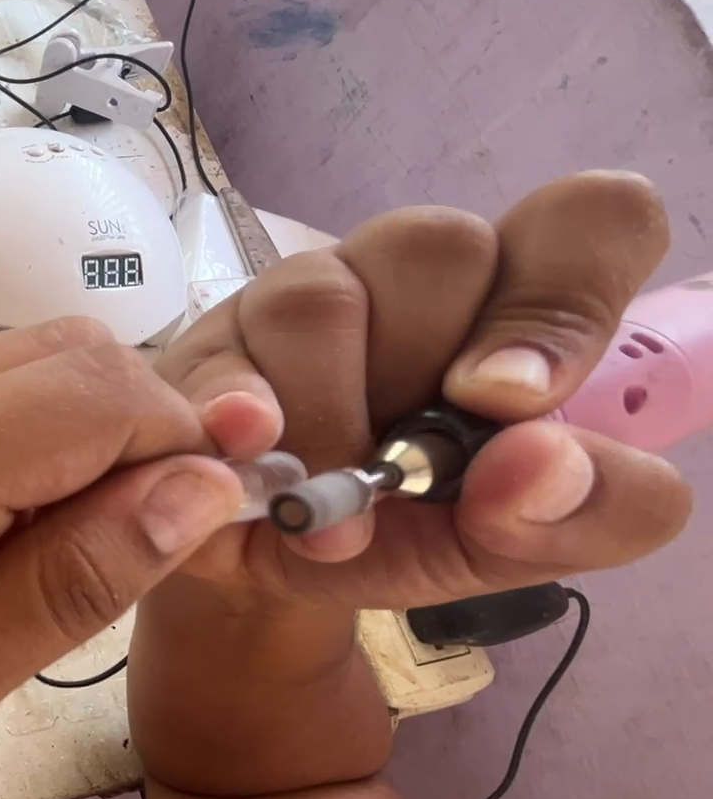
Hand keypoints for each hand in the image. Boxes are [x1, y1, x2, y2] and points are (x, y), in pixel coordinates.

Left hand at [0, 319, 243, 798]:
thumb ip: (67, 583)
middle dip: (145, 418)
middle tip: (168, 526)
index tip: (225, 508)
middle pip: (58, 354)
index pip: (85, 397)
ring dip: (91, 422)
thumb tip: (200, 488)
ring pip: (17, 361)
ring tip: (99, 534)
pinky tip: (30, 516)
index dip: (181, 436)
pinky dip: (32, 431)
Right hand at [160, 171, 691, 608]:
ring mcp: (290, 304)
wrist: (264, 578)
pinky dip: (236, 425)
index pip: (582, 221)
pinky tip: (241, 473)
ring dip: (317, 413)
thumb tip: (538, 456)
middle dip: (411, 368)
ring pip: (312, 299)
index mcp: (507, 310)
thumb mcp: (522, 548)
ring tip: (309, 493)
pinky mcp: (205, 350)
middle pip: (433, 246)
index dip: (556, 295)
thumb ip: (593, 512)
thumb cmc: (396, 543)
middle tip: (389, 470)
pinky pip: (219, 364)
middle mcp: (401, 286)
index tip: (503, 403)